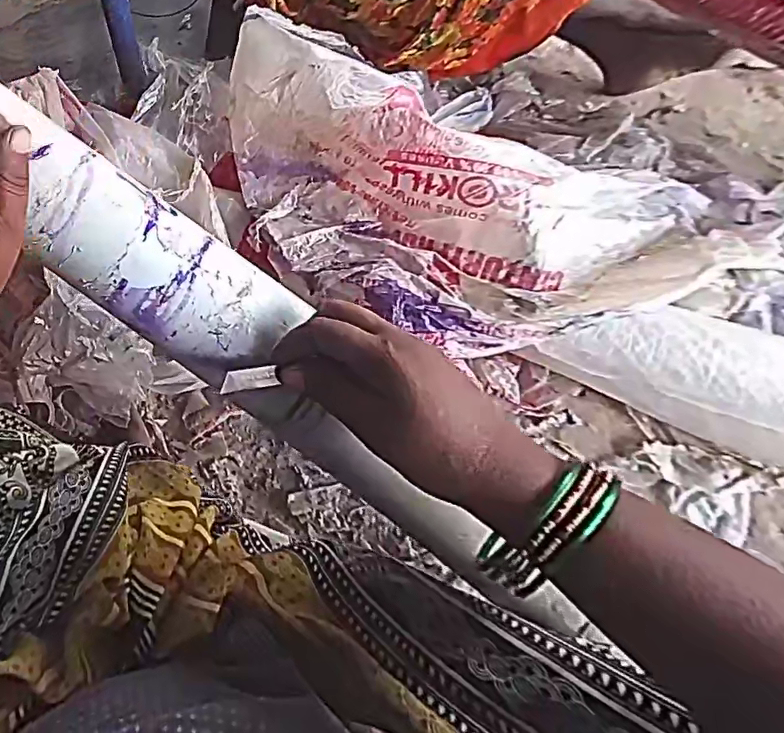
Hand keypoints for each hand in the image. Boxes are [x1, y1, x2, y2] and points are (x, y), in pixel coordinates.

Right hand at [271, 301, 557, 516]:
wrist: (504, 471)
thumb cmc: (434, 452)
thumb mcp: (370, 425)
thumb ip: (328, 390)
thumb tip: (291, 370)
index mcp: (381, 352)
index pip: (321, 329)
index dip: (293, 344)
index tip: (279, 366)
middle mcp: (399, 337)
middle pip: (339, 311)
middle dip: (309, 331)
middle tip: (295, 361)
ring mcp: (417, 344)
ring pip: (361, 319)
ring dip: (333, 334)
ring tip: (321, 369)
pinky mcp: (429, 357)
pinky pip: (380, 334)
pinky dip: (355, 343)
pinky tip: (354, 375)